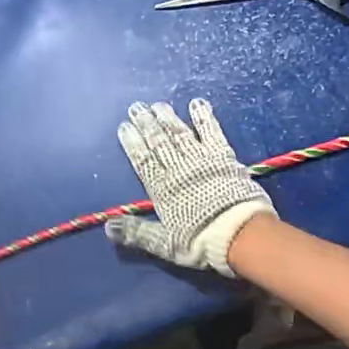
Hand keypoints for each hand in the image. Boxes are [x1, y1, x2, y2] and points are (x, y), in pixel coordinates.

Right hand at [105, 98, 276, 275]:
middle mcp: (178, 170)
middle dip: (146, 124)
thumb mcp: (164, 244)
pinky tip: (197, 104)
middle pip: (159, 142)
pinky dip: (204, 118)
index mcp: (161, 189)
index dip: (132, 143)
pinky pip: (212, 133)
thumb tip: (108, 227)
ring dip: (168, 118)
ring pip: (180, 134)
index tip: (124, 126)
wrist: (240, 233)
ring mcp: (202, 161)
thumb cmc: (200, 242)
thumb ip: (136, 232)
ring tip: (158, 105)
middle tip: (136, 107)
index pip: (143, 160)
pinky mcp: (224, 158)